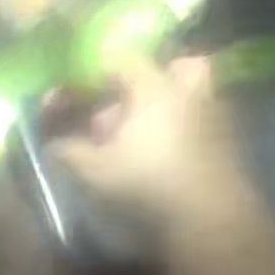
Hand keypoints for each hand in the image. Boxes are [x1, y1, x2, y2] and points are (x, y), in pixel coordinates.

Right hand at [52, 57, 249, 226]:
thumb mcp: (94, 171)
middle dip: (151, 80)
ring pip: (191, 93)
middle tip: (128, 103)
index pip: (124, 62)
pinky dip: (180, 129)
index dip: (97, 70)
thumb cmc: (143, 182)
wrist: (203, 212)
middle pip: (176, 66)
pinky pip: (199, 120)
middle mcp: (187, 91)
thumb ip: (70, 152)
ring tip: (142, 133)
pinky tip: (162, 155)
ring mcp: (211, 113)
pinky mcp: (223, 139)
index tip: (77, 85)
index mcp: (154, 89)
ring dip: (168, 104)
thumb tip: (51, 144)